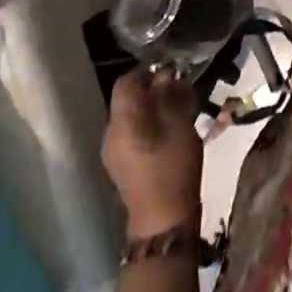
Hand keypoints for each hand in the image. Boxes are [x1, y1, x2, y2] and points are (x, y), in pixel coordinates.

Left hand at [102, 68, 202, 237]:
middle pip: (127, 99)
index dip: (147, 71)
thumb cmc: (173, 167)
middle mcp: (110, 133)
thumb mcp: (180, 124)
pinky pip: (132, 132)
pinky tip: (170, 131)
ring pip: (131, 116)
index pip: (126, 82)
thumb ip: (171, 95)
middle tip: (180, 90)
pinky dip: (149, 123)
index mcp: (122, 121)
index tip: (171, 71)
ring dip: (152, 107)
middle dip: (153, 89)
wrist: (162, 220)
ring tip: (179, 109)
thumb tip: (167, 74)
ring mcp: (113, 151)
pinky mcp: (121, 164)